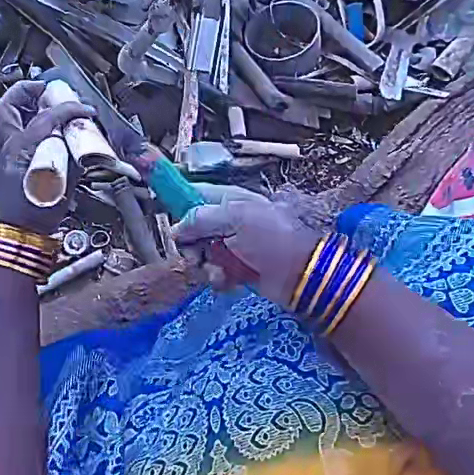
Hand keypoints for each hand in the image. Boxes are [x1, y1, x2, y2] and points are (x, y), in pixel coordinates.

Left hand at [0, 80, 95, 233]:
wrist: (22, 231)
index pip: (46, 117)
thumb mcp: (66, 181)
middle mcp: (6, 147)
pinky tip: (26, 120)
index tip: (83, 109)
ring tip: (34, 99)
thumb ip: (72, 153)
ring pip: (0, 116)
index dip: (68, 109)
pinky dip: (13, 120)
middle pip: (7, 105)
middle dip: (25, 90)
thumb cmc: (41, 212)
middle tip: (43, 88)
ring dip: (16, 102)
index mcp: (23, 150)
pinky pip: (1, 131)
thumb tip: (80, 135)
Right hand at [172, 190, 328, 306]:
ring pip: (198, 251)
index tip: (168, 216)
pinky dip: (217, 277)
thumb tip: (176, 229)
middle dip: (190, 243)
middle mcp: (227, 220)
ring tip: (219, 271)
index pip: (193, 193)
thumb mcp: (237, 219)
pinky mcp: (235, 267)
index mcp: (229, 200)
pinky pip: (211, 270)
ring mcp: (231, 245)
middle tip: (198, 252)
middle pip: (190, 226)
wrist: (305, 277)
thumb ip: (201, 218)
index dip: (177, 201)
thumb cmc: (274, 240)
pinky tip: (228, 281)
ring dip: (204, 263)